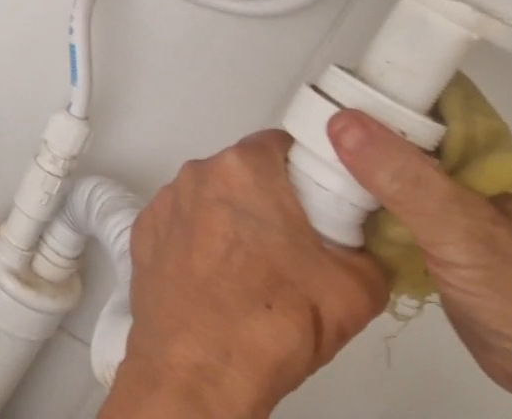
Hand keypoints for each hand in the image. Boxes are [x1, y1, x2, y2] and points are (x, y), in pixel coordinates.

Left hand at [102, 130, 386, 418]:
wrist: (200, 368)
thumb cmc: (278, 320)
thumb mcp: (357, 286)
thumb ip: (369, 248)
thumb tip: (363, 242)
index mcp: (245, 168)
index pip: (283, 144)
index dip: (306, 170)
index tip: (320, 201)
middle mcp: (197, 173)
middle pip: (244, 172)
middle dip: (270, 199)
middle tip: (295, 243)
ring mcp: (165, 202)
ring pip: (211, 198)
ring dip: (232, 220)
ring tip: (255, 271)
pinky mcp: (142, 232)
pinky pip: (182, 225)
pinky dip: (199, 243)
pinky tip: (218, 281)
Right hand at [328, 110, 511, 418]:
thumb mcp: (463, 232)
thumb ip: (403, 176)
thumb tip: (339, 119)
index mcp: (485, 152)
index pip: (429, 92)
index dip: (379, 81)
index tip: (324, 87)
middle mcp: (466, 171)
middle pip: (401, 130)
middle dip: (352, 127)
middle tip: (299, 131)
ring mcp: (452, 209)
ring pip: (390, 170)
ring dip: (351, 168)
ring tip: (300, 166)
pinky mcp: (438, 243)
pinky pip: (388, 208)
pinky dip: (358, 206)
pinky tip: (326, 210)